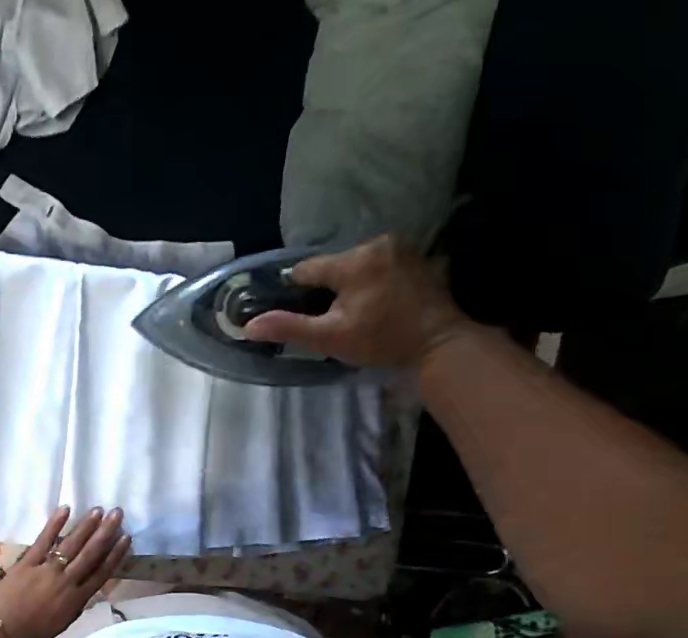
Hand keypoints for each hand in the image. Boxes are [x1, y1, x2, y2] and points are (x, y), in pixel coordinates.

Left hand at [0, 506, 130, 637]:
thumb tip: (87, 585)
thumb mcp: (65, 621)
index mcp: (77, 599)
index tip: (126, 537)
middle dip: (106, 532)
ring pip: (71, 545)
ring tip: (98, 510)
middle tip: (117, 513)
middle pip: (91, 554)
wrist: (5, 636)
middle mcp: (67, 582)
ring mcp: (47, 571)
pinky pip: (43, 541)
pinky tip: (65, 509)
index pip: (102, 573)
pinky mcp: (27, 564)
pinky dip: (54, 524)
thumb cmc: (34, 634)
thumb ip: (77, 601)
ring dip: (86, 526)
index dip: (116, 554)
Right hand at [241, 234, 475, 371]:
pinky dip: (369, 282)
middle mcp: (377, 243)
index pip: (306, 270)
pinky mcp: (414, 257)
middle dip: (326, 291)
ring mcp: (400, 248)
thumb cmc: (382, 341)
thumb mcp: (330, 338)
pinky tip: (375, 305)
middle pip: (331, 266)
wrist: (440, 345)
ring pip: (354, 266)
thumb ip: (289, 327)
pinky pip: (376, 266)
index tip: (303, 316)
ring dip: (348, 286)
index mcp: (354, 260)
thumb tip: (248, 326)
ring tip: (354, 314)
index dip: (298, 294)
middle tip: (332, 320)